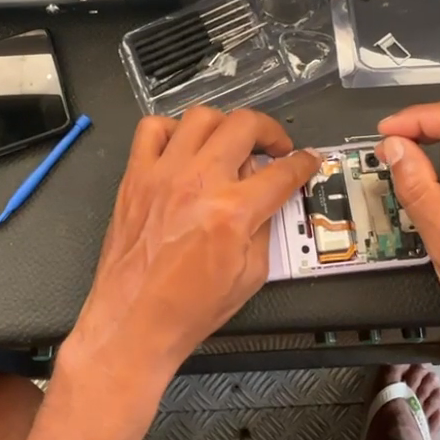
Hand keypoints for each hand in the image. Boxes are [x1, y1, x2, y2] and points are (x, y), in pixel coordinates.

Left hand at [67, 107, 319, 381]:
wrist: (133, 322)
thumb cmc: (188, 308)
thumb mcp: (250, 275)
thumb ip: (265, 226)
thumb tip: (270, 196)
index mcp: (233, 212)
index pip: (281, 172)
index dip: (303, 163)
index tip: (307, 159)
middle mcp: (199, 182)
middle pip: (245, 125)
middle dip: (270, 131)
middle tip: (273, 146)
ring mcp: (163, 174)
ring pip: (201, 116)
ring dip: (224, 126)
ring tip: (229, 144)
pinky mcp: (136, 176)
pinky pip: (152, 128)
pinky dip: (172, 130)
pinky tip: (183, 148)